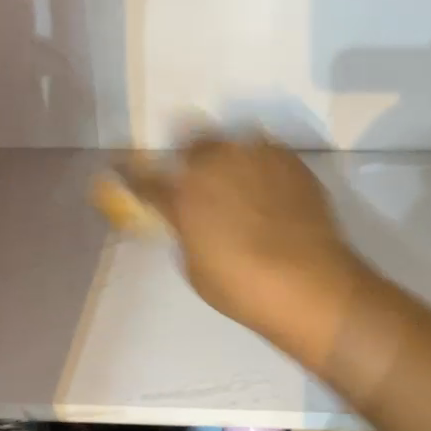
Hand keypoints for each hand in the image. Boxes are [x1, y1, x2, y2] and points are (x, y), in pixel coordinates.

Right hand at [121, 131, 367, 342]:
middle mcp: (216, 163)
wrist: (308, 283)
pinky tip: (268, 193)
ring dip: (228, 159)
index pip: (144, 179)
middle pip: (191, 143)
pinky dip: (260, 168)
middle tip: (195, 180)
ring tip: (238, 185)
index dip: (131, 176)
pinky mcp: (290, 159)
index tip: (122, 172)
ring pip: (232, 144)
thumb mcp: (196, 267)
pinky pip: (266, 154)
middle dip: (188, 157)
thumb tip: (189, 219)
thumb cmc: (242, 288)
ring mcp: (256, 155)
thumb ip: (186, 233)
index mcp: (182, 195)